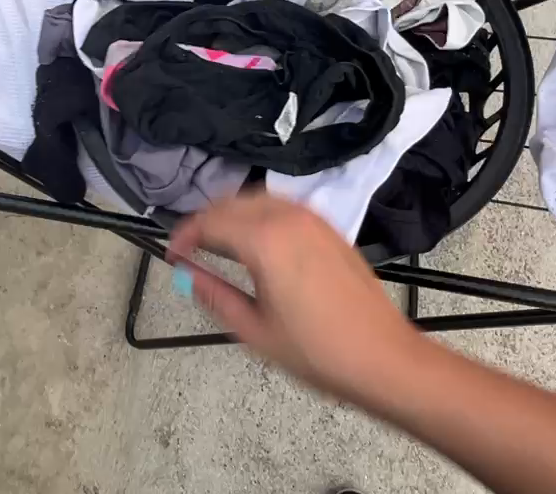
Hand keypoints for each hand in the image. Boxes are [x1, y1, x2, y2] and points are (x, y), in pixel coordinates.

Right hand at [166, 193, 421, 400]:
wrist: (382, 357)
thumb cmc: (317, 351)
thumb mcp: (254, 330)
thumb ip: (215, 294)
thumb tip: (186, 274)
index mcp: (264, 240)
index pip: (210, 222)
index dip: (184, 235)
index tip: (172, 254)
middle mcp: (286, 217)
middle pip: (231, 203)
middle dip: (205, 220)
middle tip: (189, 247)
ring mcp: (311, 217)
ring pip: (256, 198)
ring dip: (231, 213)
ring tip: (217, 242)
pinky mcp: (328, 225)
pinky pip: (282, 204)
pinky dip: (259, 213)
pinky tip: (255, 238)